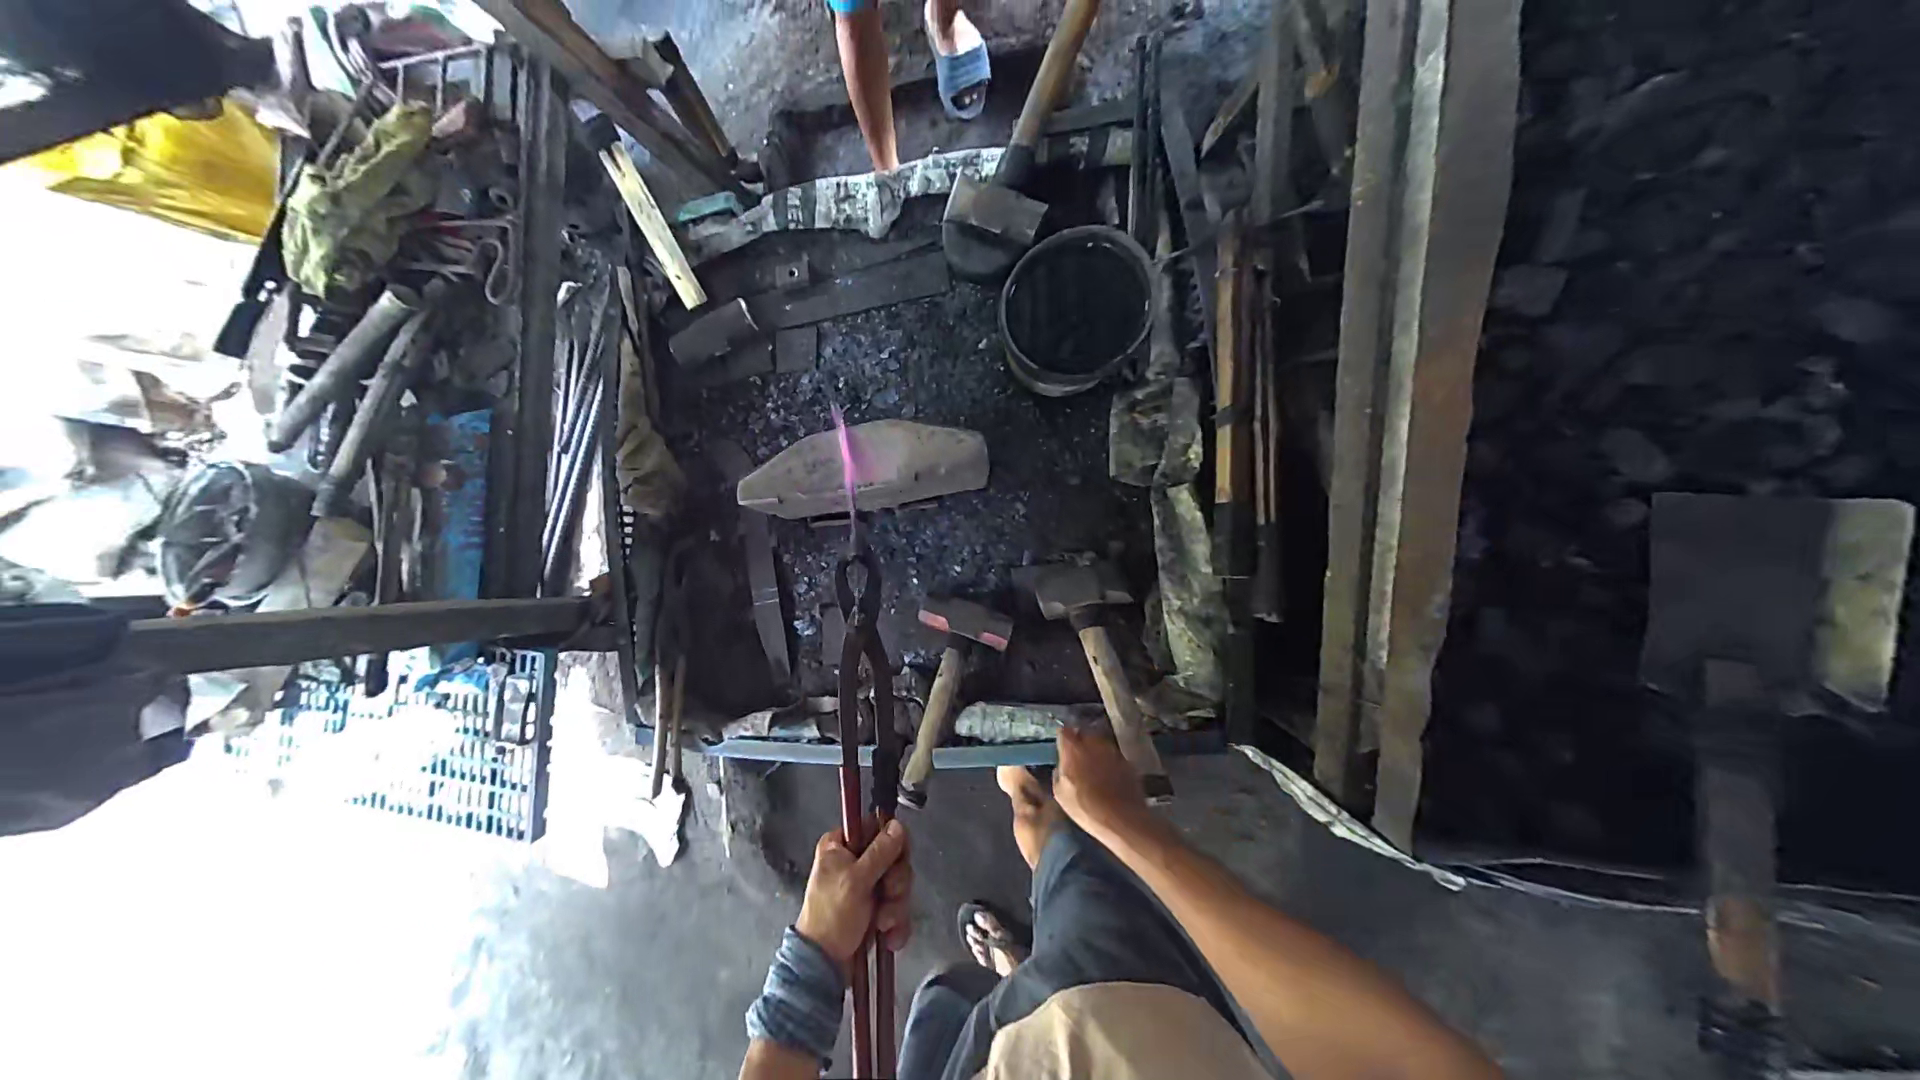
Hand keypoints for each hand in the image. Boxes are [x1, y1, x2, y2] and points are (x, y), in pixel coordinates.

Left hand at [795, 816, 912, 975]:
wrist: (823, 967)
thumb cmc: (832, 917)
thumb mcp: (856, 880)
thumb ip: (880, 852)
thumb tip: (897, 825)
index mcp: (841, 845)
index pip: (877, 827)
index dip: (892, 841)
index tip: (896, 858)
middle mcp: (855, 861)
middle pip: (894, 856)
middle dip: (895, 881)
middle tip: (887, 893)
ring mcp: (867, 886)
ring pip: (899, 882)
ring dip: (896, 905)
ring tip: (882, 923)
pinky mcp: (876, 908)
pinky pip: (898, 905)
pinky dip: (896, 922)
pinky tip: (888, 936)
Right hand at [1054, 726, 1155, 839]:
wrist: (1122, 820)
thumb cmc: (1086, 808)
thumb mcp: (1061, 794)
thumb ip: (1058, 773)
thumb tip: (1061, 766)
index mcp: (1073, 749)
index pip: (1064, 731)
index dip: (1062, 738)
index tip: (1062, 747)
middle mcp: (1093, 744)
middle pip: (1083, 734)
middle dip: (1080, 742)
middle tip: (1077, 758)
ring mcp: (1112, 751)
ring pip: (1100, 743)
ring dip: (1095, 751)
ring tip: (1093, 768)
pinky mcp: (1127, 761)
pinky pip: (1113, 755)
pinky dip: (1108, 761)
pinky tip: (1108, 777)